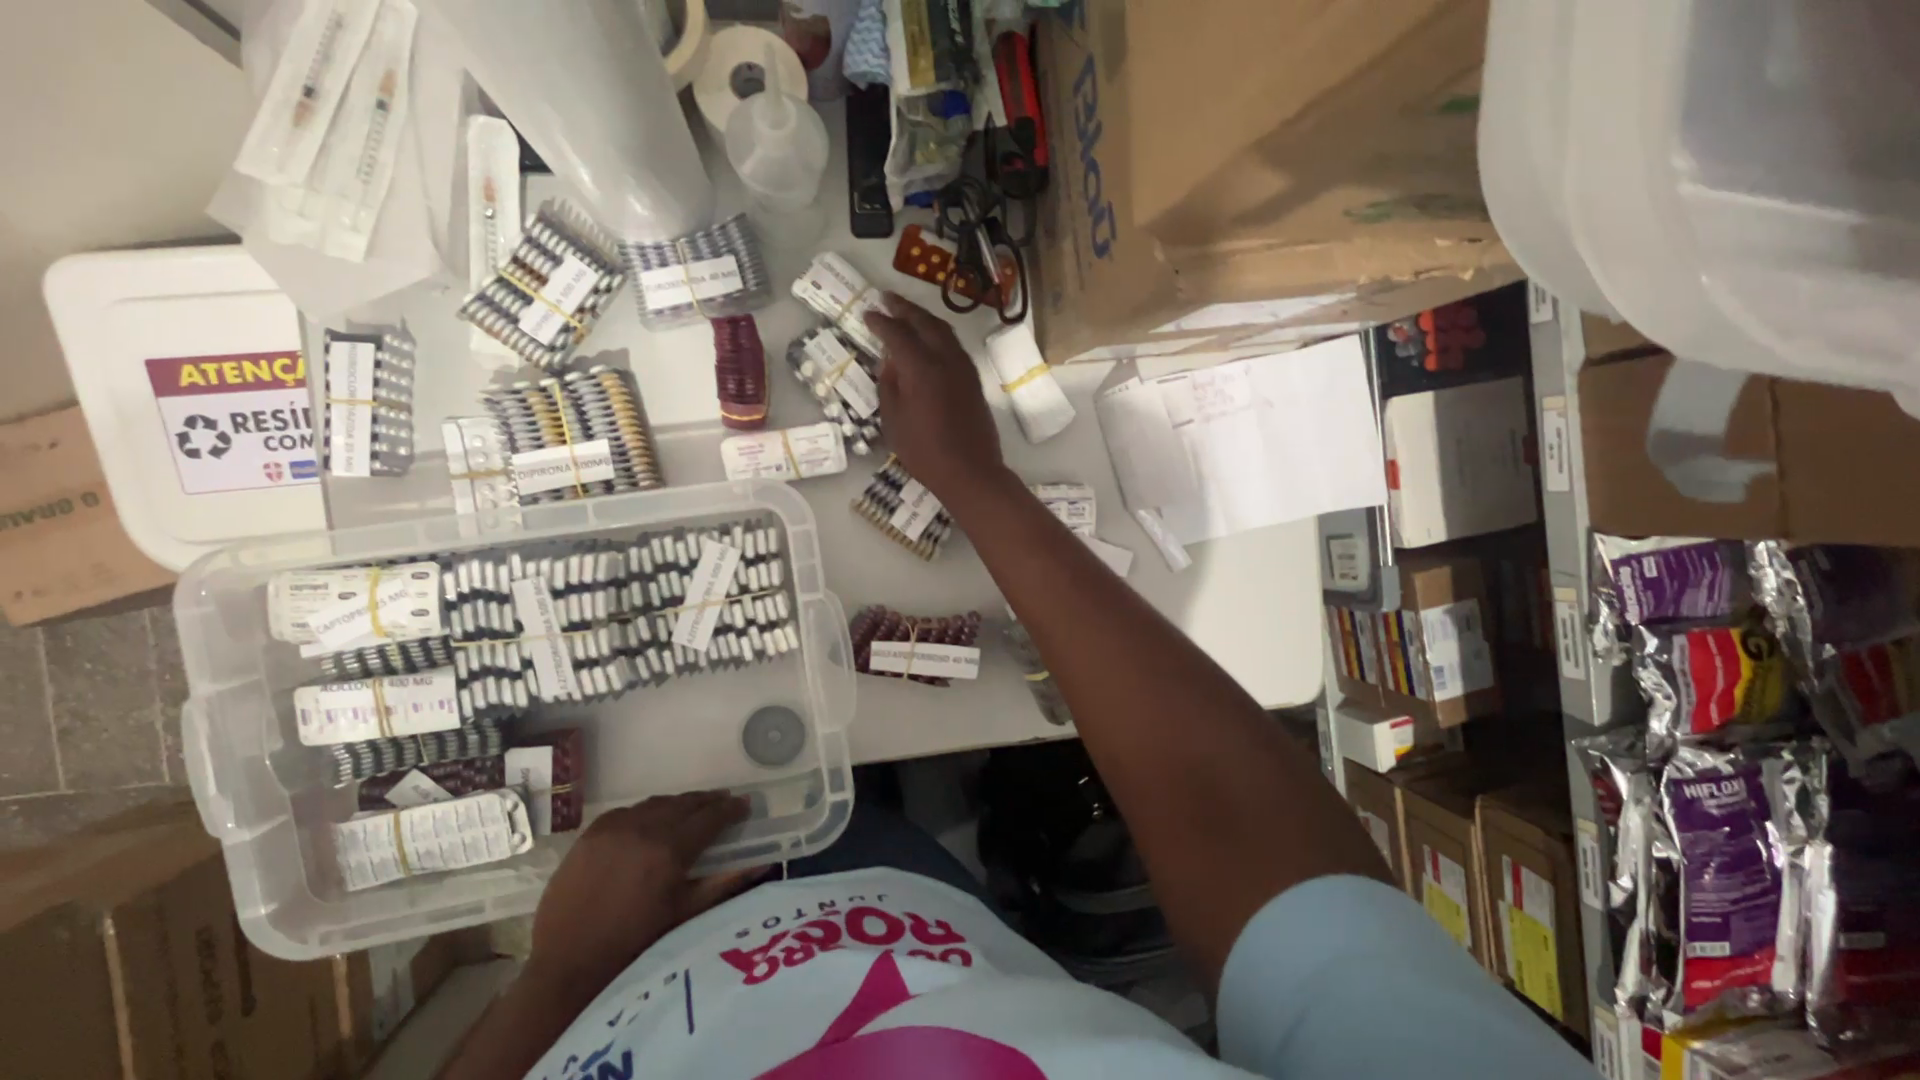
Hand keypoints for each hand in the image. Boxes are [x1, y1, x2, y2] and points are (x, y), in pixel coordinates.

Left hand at [529, 791, 755, 991]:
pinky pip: (627, 812)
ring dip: (678, 804)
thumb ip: (724, 884)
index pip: (710, 817)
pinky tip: (651, 822)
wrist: (569, 962)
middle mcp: (643, 829)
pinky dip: (646, 812)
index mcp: (670, 850)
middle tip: (724, 802)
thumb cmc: (634, 944)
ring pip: (655, 804)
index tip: (745, 804)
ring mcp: (613, 828)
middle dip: (707, 801)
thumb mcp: (685, 914)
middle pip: (684, 804)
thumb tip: (761, 865)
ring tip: (692, 809)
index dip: (731, 809)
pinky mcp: (590, 834)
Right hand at [865, 294, 1005, 500]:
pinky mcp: (973, 379)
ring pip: (943, 330)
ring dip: (923, 317)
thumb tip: (891, 362)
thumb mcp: (894, 421)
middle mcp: (945, 359)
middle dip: (904, 308)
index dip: (880, 322)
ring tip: (907, 312)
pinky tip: (929, 339)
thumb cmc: (925, 453)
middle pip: (924, 322)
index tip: (867, 314)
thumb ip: (890, 385)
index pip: (897, 334)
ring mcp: (963, 368)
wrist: (970, 471)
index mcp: (921, 369)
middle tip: (886, 298)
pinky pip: (953, 345)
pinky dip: (938, 334)